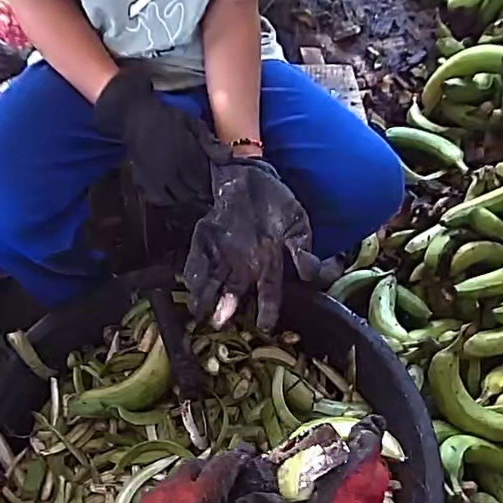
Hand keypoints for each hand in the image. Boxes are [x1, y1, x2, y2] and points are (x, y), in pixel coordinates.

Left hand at [69, 448, 284, 502]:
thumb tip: (273, 500)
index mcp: (199, 495)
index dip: (240, 461)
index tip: (250, 461)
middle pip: (194, 468)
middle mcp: (170, 492)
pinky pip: (156, 502)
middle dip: (212, 470)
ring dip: (189, 486)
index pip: (223, 465)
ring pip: (172, 483)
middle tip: (228, 483)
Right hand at [94, 67, 216, 209]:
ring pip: (177, 199)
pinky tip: (172, 195)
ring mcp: (157, 178)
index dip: (210, 187)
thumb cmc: (168, 119)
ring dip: (186, 200)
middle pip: (191, 193)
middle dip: (200, 195)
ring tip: (190, 195)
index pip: (203, 181)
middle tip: (204, 195)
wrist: (135, 117)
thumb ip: (210, 143)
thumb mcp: (193, 124)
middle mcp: (172, 170)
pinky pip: (159, 199)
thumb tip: (229, 159)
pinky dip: (168, 200)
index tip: (214, 188)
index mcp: (186, 155)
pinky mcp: (144, 181)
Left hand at [185, 157, 319, 331]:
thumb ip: (301, 248)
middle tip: (222, 323)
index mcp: (267, 266)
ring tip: (200, 310)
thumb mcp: (296, 222)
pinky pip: (197, 263)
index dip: (267, 312)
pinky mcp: (204, 245)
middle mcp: (243, 268)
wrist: (248, 175)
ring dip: (206, 298)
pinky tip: (192, 282)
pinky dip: (194, 274)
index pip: (269, 295)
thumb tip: (309, 274)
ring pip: (212, 286)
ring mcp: (222, 257)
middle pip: (234, 296)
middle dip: (226, 311)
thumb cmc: (276, 202)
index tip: (266, 326)